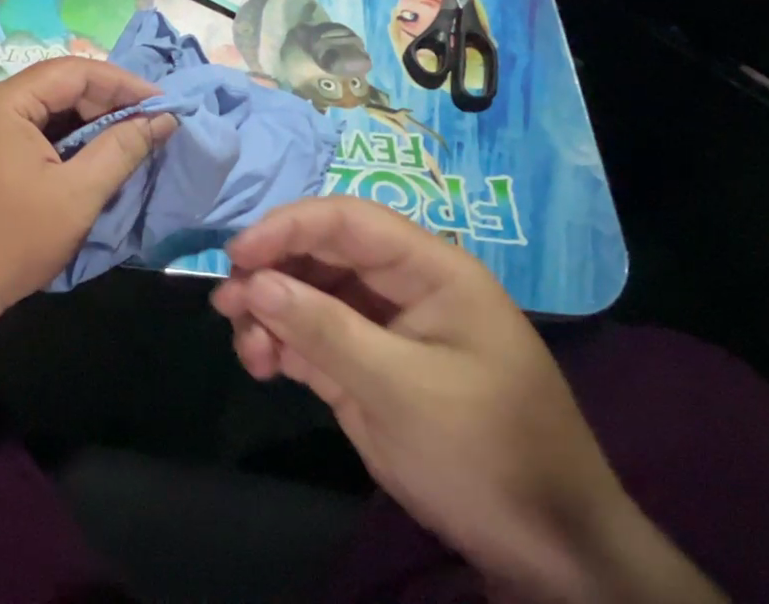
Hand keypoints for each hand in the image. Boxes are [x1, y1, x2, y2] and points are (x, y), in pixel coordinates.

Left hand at [0, 56, 175, 329]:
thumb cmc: (13, 240)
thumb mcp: (78, 196)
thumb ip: (122, 149)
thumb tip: (162, 119)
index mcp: (1, 103)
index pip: (72, 71)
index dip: (123, 83)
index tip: (163, 103)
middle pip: (55, 85)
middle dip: (106, 102)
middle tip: (149, 124)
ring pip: (41, 108)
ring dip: (85, 121)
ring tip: (128, 139)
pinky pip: (25, 129)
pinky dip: (60, 138)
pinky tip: (89, 154)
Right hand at [209, 199, 658, 597]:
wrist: (542, 547)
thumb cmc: (486, 452)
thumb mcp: (403, 390)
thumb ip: (325, 330)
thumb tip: (252, 282)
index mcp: (432, 273)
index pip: (348, 222)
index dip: (287, 228)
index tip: (235, 256)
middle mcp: (401, 290)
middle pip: (319, 255)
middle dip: (269, 274)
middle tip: (226, 306)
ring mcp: (380, 331)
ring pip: (306, 296)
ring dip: (267, 314)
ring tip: (247, 350)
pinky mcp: (363, 370)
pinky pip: (308, 339)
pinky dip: (278, 346)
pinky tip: (262, 369)